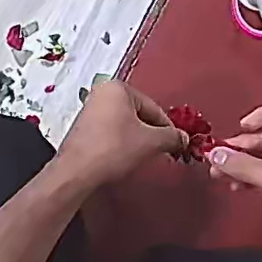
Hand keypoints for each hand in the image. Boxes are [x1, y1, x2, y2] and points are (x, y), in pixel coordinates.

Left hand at [52, 80, 188, 191]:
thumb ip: (172, 136)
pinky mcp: (83, 128)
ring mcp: (90, 110)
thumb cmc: (114, 149)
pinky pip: (111, 131)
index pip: (153, 108)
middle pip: (139, 114)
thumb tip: (184, 138)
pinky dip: (121, 143)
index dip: (167, 128)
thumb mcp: (151, 142)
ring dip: (137, 140)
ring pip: (125, 124)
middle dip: (151, 134)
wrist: (76, 172)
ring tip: (142, 157)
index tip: (175, 144)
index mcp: (118, 88)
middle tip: (160, 152)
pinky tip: (124, 158)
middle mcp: (102, 93)